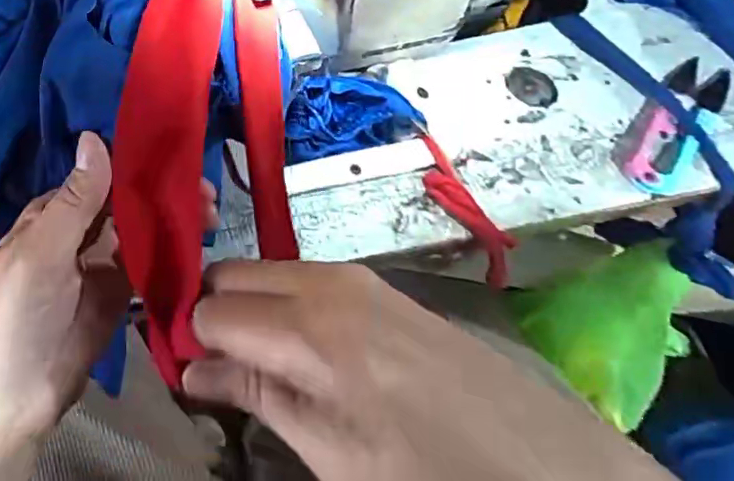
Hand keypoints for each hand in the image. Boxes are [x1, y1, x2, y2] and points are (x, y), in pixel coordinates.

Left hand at [0, 133, 221, 480]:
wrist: (5, 407)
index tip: (180, 157)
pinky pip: (146, 270)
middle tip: (208, 194)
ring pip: (140, 235)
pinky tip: (199, 247)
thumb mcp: (41, 250)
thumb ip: (76, 199)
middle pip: (126, 205)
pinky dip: (170, 257)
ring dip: (173, 223)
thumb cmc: (14, 314)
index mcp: (53, 215)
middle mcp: (78, 235)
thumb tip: (94, 136)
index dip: (138, 165)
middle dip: (164, 194)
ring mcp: (98, 268)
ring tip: (211, 217)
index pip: (100, 177)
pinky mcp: (116, 301)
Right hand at [182, 261, 676, 480]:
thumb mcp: (338, 457)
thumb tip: (191, 368)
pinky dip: (279, 303)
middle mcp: (325, 281)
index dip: (190, 339)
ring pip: (265, 272)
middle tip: (211, 368)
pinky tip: (295, 350)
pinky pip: (301, 277)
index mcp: (311, 328)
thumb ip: (260, 396)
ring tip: (253, 364)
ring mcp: (353, 274)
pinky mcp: (374, 281)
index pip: (212, 308)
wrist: (550, 466)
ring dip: (244, 308)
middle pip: (232, 275)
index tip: (184, 371)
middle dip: (209, 313)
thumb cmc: (434, 477)